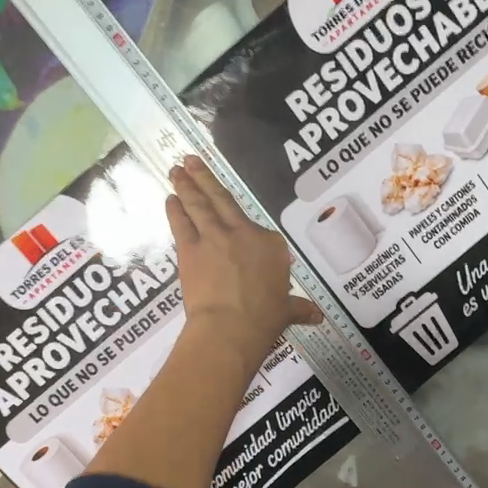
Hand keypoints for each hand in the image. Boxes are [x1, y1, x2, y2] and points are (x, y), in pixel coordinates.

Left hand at [167, 156, 321, 369]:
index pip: (259, 231)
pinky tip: (169, 198)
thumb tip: (317, 316)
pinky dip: (174, 210)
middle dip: (205, 177)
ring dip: (187, 184)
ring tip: (176, 169)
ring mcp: (214, 237)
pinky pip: (181, 223)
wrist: (231, 328)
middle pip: (223, 200)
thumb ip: (299, 308)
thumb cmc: (263, 320)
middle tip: (190, 159)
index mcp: (271, 245)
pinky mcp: (190, 249)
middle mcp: (243, 233)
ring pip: (199, 204)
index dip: (247, 227)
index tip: (238, 220)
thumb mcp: (286, 312)